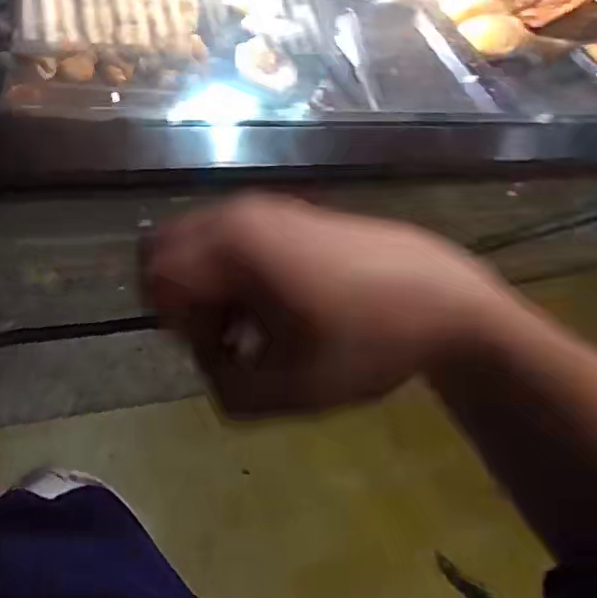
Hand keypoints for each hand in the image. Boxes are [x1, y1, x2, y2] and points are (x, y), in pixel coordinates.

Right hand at [144, 193, 517, 415]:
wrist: (440, 297)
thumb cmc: (365, 342)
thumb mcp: (291, 390)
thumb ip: (225, 388)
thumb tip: (211, 361)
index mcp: (229, 247)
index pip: (156, 275)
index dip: (173, 322)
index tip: (217, 348)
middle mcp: (234, 215)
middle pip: (163, 248)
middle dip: (179, 296)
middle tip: (224, 333)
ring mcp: (259, 207)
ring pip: (194, 241)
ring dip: (205, 283)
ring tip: (252, 321)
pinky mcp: (280, 211)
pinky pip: (225, 234)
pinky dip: (227, 267)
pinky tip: (272, 300)